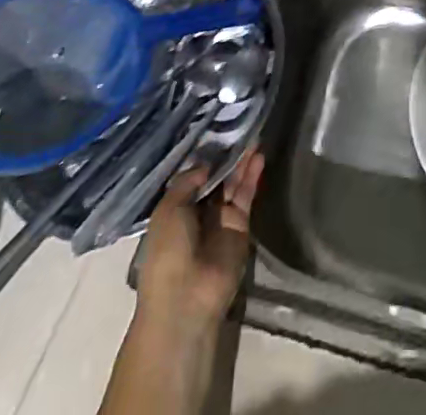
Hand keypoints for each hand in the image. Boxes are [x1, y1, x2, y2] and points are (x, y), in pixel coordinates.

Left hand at [137, 151, 263, 328]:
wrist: (188, 295)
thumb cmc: (168, 251)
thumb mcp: (168, 209)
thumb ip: (186, 182)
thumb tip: (206, 165)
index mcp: (174, 209)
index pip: (192, 178)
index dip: (203, 158)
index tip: (214, 134)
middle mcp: (198, 211)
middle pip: (215, 179)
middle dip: (225, 157)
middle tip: (238, 130)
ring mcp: (221, 219)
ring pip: (233, 184)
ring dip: (241, 163)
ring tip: (252, 138)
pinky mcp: (241, 225)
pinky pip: (246, 195)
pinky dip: (251, 176)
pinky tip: (257, 156)